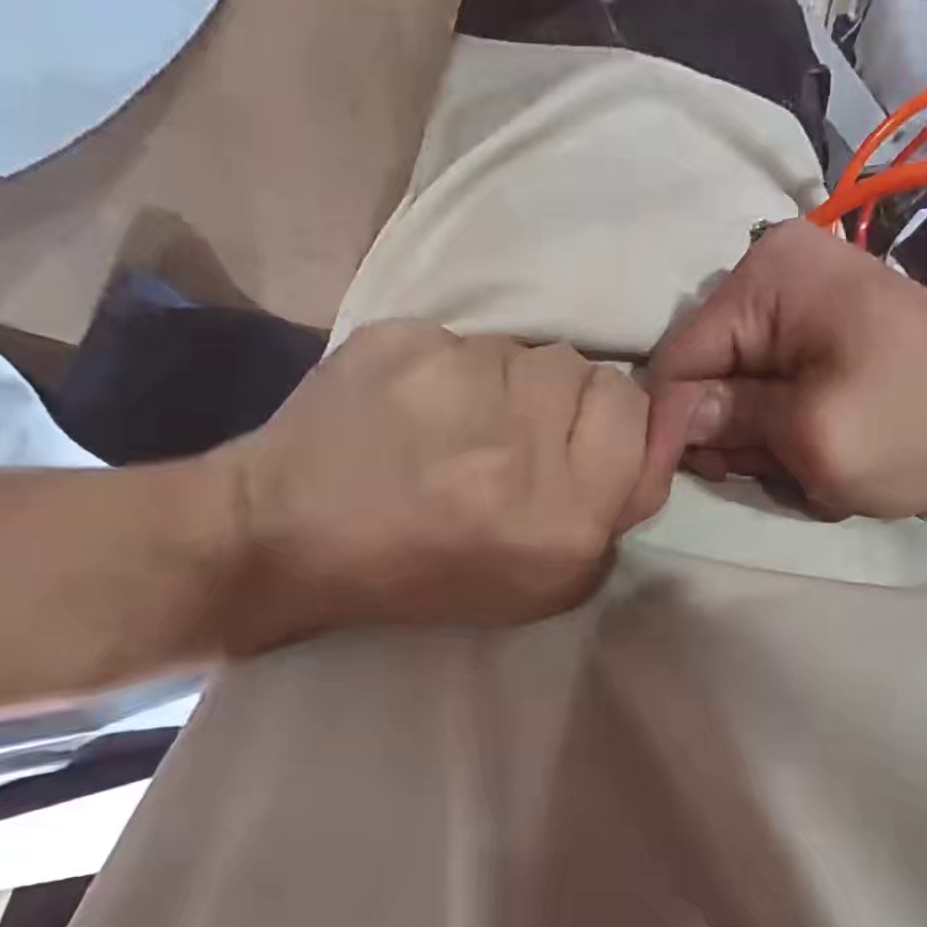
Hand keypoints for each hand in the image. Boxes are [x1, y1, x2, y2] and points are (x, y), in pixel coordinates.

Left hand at [224, 322, 676, 637]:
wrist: (291, 538)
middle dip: (553, 402)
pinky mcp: (402, 341)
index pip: (633, 410)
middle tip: (499, 440)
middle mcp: (522, 439)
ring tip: (443, 428)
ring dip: (496, 384)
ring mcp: (456, 379)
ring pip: (518, 349)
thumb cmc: (417, 576)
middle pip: (581, 369)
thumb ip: (604, 515)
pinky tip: (404, 409)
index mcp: (563, 514)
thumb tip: (636, 444)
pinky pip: (457, 339)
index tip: (567, 446)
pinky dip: (444, 368)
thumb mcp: (535, 587)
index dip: (604, 426)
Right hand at [646, 220, 926, 517]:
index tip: (694, 479)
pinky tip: (809, 441)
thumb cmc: (925, 426)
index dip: (673, 427)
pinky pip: (756, 383)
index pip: (676, 361)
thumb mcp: (814, 436)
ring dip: (751, 434)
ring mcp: (791, 296)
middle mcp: (770, 268)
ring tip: (800, 457)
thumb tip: (663, 422)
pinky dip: (773, 425)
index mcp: (769, 274)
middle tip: (772, 466)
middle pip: (700, 371)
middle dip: (723, 430)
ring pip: (725, 384)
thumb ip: (727, 420)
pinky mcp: (809, 324)